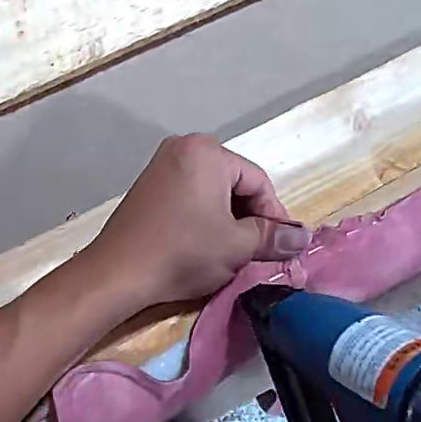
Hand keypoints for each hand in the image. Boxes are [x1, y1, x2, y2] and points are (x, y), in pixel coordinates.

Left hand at [77, 135, 310, 309]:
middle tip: (257, 250)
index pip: (257, 181)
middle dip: (249, 217)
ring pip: (211, 192)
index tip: (282, 245)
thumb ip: (273, 237)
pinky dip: (202, 217)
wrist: (118, 273)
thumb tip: (302, 237)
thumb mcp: (236, 246)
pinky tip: (204, 244)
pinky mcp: (146, 187)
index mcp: (206, 152)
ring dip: (227, 219)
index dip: (274, 215)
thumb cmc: (182, 253)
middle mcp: (182, 148)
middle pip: (234, 183)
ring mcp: (160, 166)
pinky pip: (188, 196)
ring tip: (231, 251)